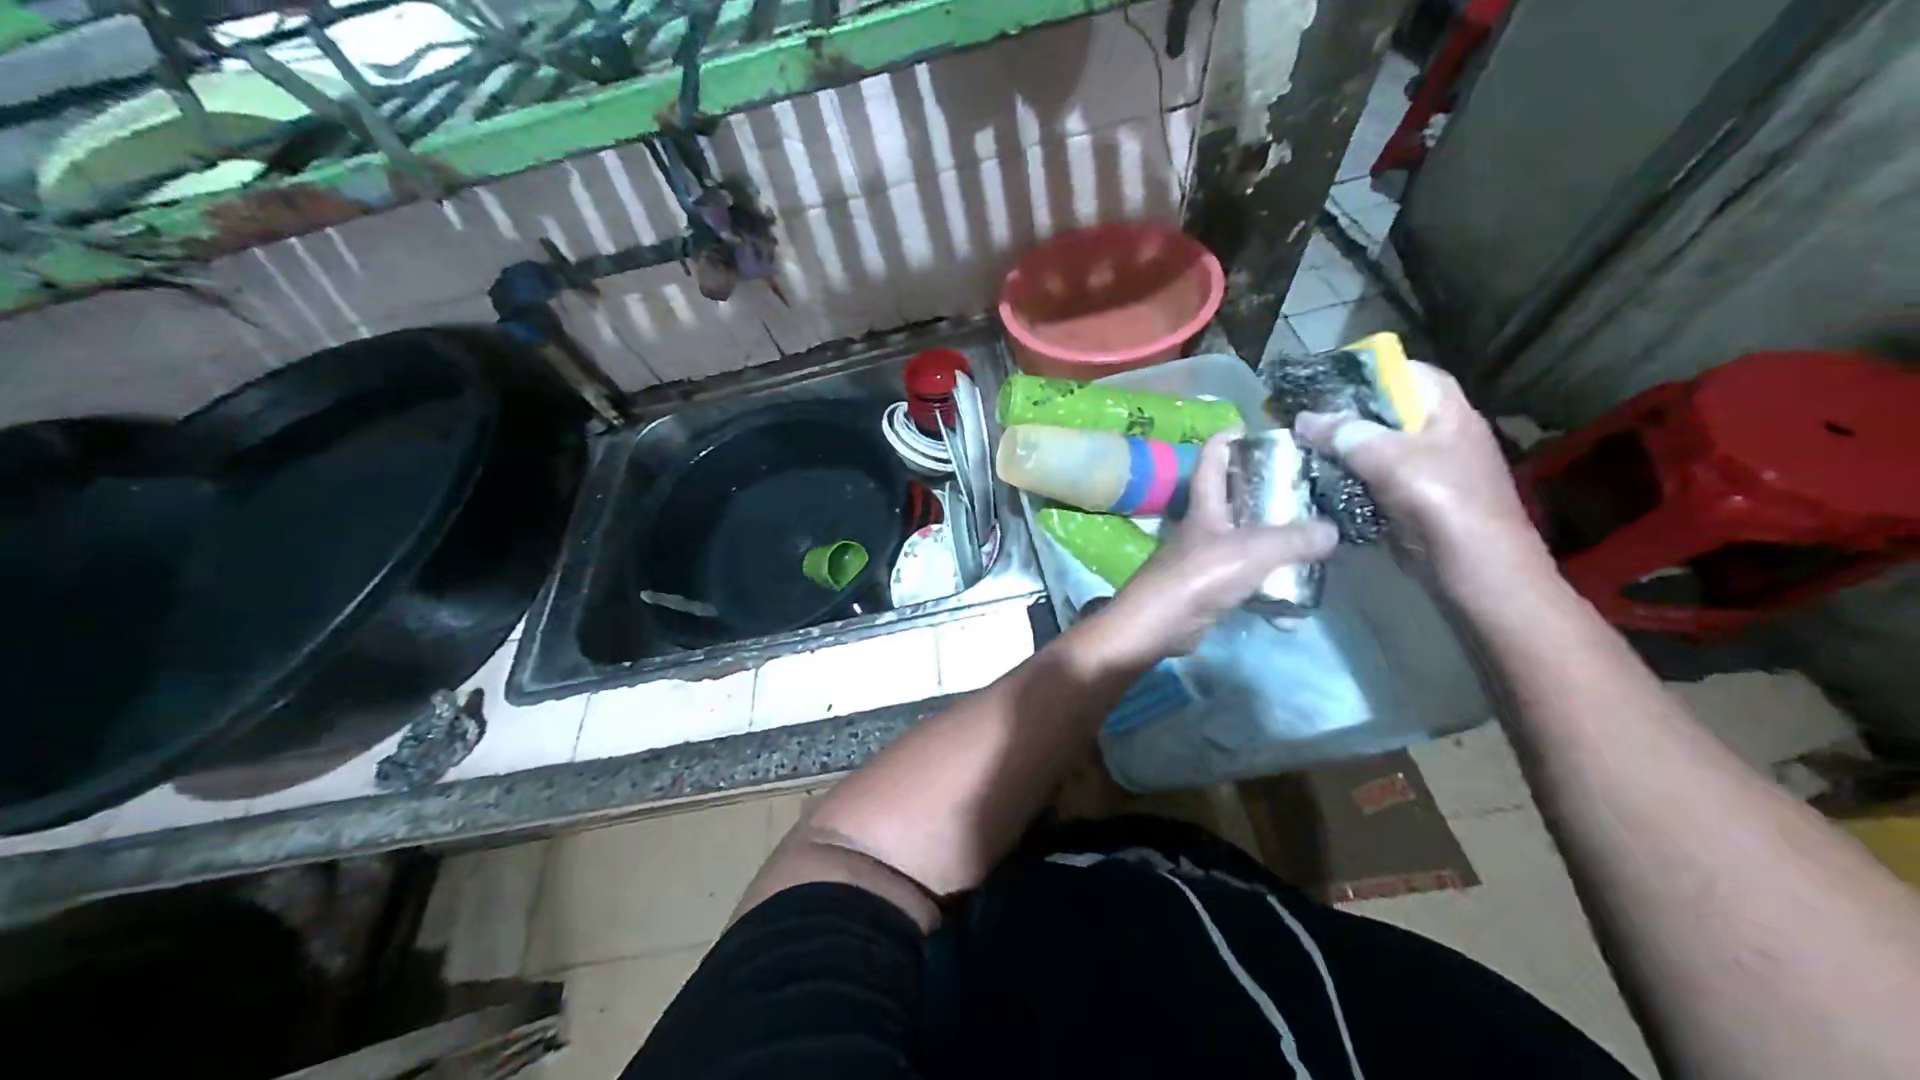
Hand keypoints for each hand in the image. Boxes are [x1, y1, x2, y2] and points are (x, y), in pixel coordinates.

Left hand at [1094, 432, 1338, 664]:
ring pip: (1245, 547)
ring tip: (1313, 554)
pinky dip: (1267, 595)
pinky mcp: (1206, 592)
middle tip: (1302, 492)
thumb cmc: (1199, 576)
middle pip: (1233, 503)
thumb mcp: (1253, 551)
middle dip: (1264, 495)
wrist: (1159, 625)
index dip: (1225, 440)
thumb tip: (1332, 531)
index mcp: (1204, 508)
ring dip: (1275, 553)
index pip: (1211, 461)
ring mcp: (1202, 561)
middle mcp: (1202, 529)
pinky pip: (1245, 585)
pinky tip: (1291, 613)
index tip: (1248, 428)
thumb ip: (1294, 540)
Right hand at [1292, 360, 1549, 582]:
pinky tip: (1315, 481)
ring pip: (1374, 447)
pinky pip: (1370, 478)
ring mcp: (1425, 469)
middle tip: (1298, 417)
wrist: (1477, 572)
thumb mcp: (1392, 460)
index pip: (1408, 372)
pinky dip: (1345, 478)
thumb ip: (1346, 434)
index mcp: (1447, 412)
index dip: (1368, 372)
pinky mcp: (1410, 500)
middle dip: (1343, 413)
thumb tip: (1304, 419)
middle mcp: (1437, 434)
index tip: (1323, 382)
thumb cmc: (1444, 505)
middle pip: (1385, 411)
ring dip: (1339, 448)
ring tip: (1298, 447)